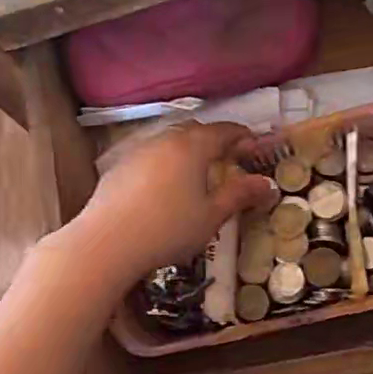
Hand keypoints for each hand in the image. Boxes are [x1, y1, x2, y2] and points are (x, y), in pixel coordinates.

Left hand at [63, 121, 278, 283]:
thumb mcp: (211, 216)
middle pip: (194, 132)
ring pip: (169, 144)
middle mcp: (164, 140)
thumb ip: (239, 196)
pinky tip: (163, 190)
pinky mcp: (117, 169)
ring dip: (186, 153)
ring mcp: (137, 152)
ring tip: (196, 176)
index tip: (254, 146)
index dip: (242, 137)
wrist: (106, 243)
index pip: (224, 130)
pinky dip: (164, 167)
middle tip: (227, 160)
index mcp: (192, 146)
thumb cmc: (168, 229)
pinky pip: (149, 160)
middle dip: (214, 142)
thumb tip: (266, 184)